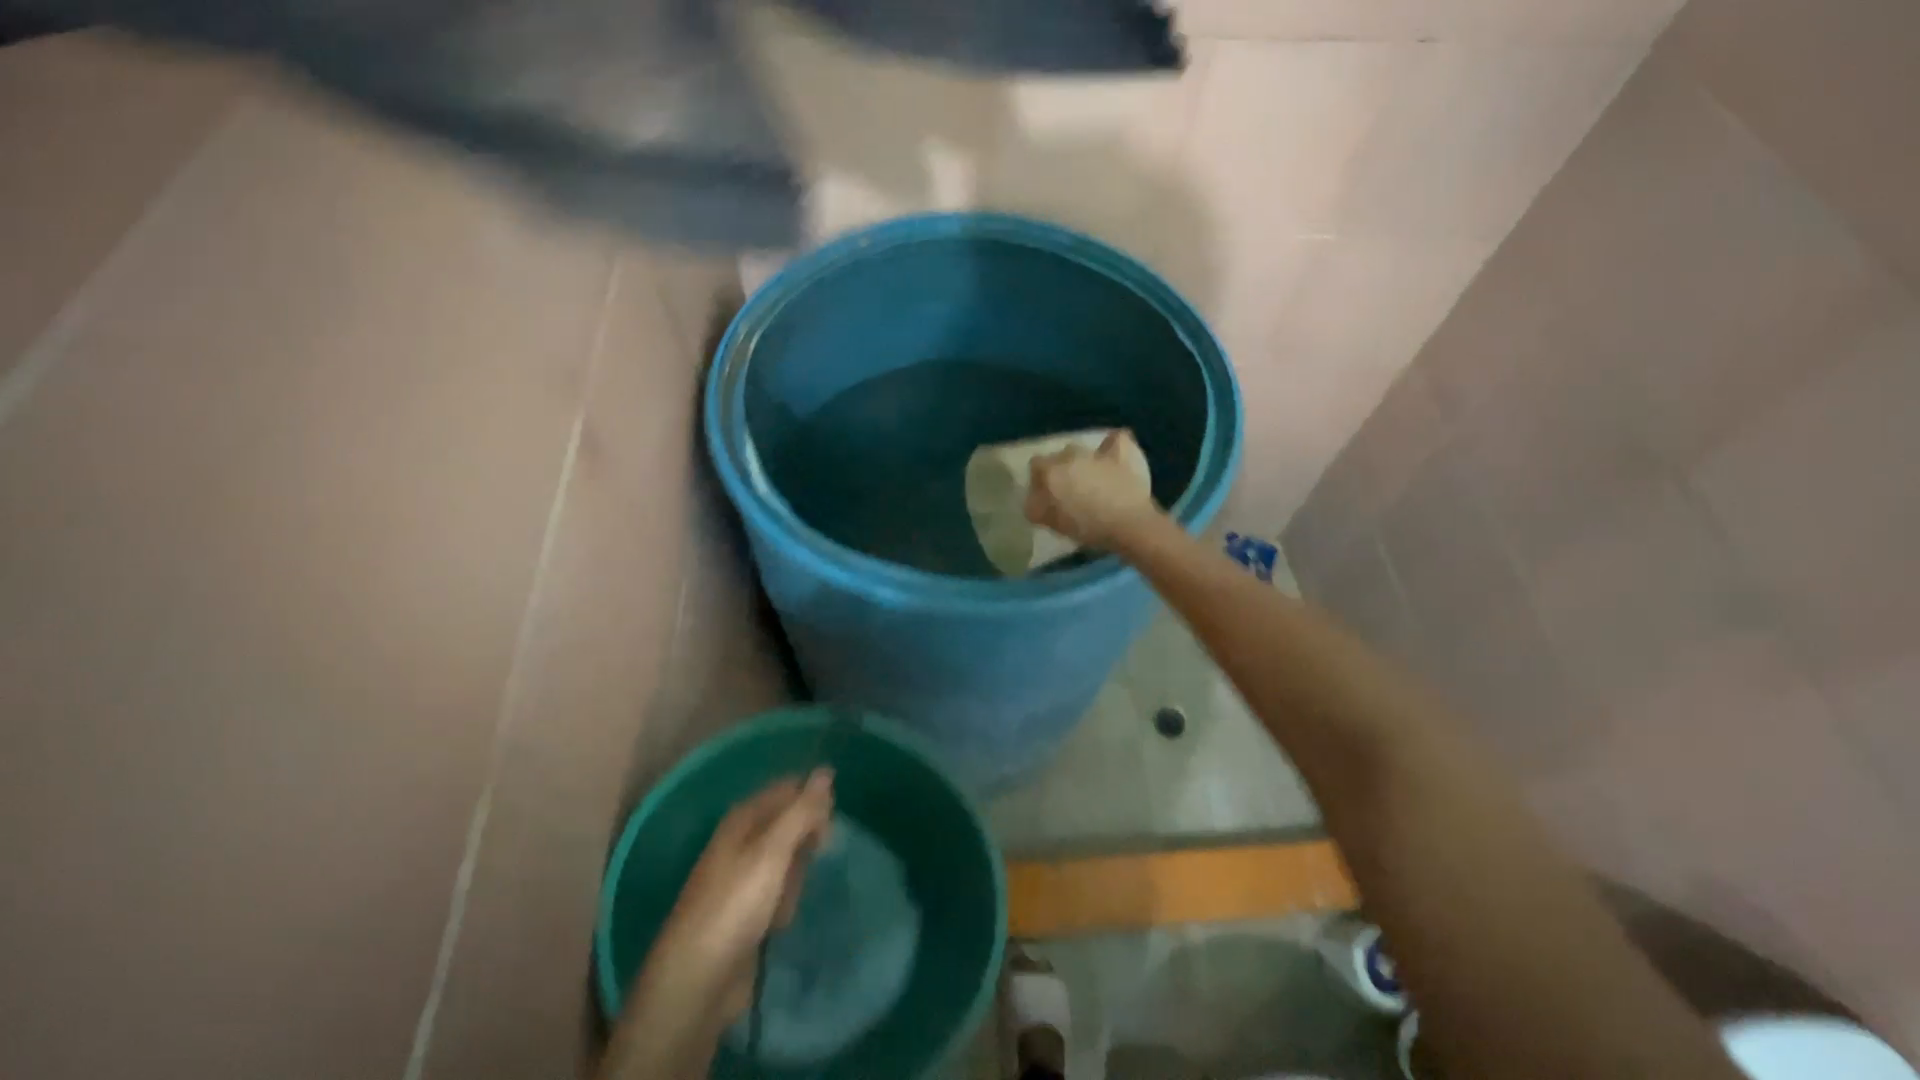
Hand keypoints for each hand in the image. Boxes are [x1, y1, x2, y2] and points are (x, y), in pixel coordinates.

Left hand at [643, 770, 834, 1022]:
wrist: (698, 979)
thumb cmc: (735, 906)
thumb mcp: (772, 852)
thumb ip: (801, 812)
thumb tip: (825, 770)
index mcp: (741, 821)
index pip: (786, 791)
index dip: (812, 801)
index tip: (831, 824)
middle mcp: (741, 844)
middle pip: (789, 826)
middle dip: (806, 844)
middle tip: (813, 862)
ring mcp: (743, 879)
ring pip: (788, 863)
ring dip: (797, 880)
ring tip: (787, 901)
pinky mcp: (748, 912)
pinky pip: (780, 894)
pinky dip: (785, 905)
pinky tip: (779, 923)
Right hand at [1025, 430, 1160, 550]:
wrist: (1127, 524)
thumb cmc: (1086, 527)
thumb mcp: (1052, 524)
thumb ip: (1037, 508)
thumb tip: (1033, 501)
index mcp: (1051, 471)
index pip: (1036, 465)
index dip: (1040, 479)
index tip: (1046, 495)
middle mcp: (1071, 455)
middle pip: (1060, 456)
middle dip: (1062, 469)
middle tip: (1070, 491)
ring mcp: (1097, 453)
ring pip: (1084, 449)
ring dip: (1084, 461)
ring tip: (1092, 480)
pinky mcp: (1121, 455)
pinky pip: (1116, 441)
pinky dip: (1112, 446)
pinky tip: (1113, 456)